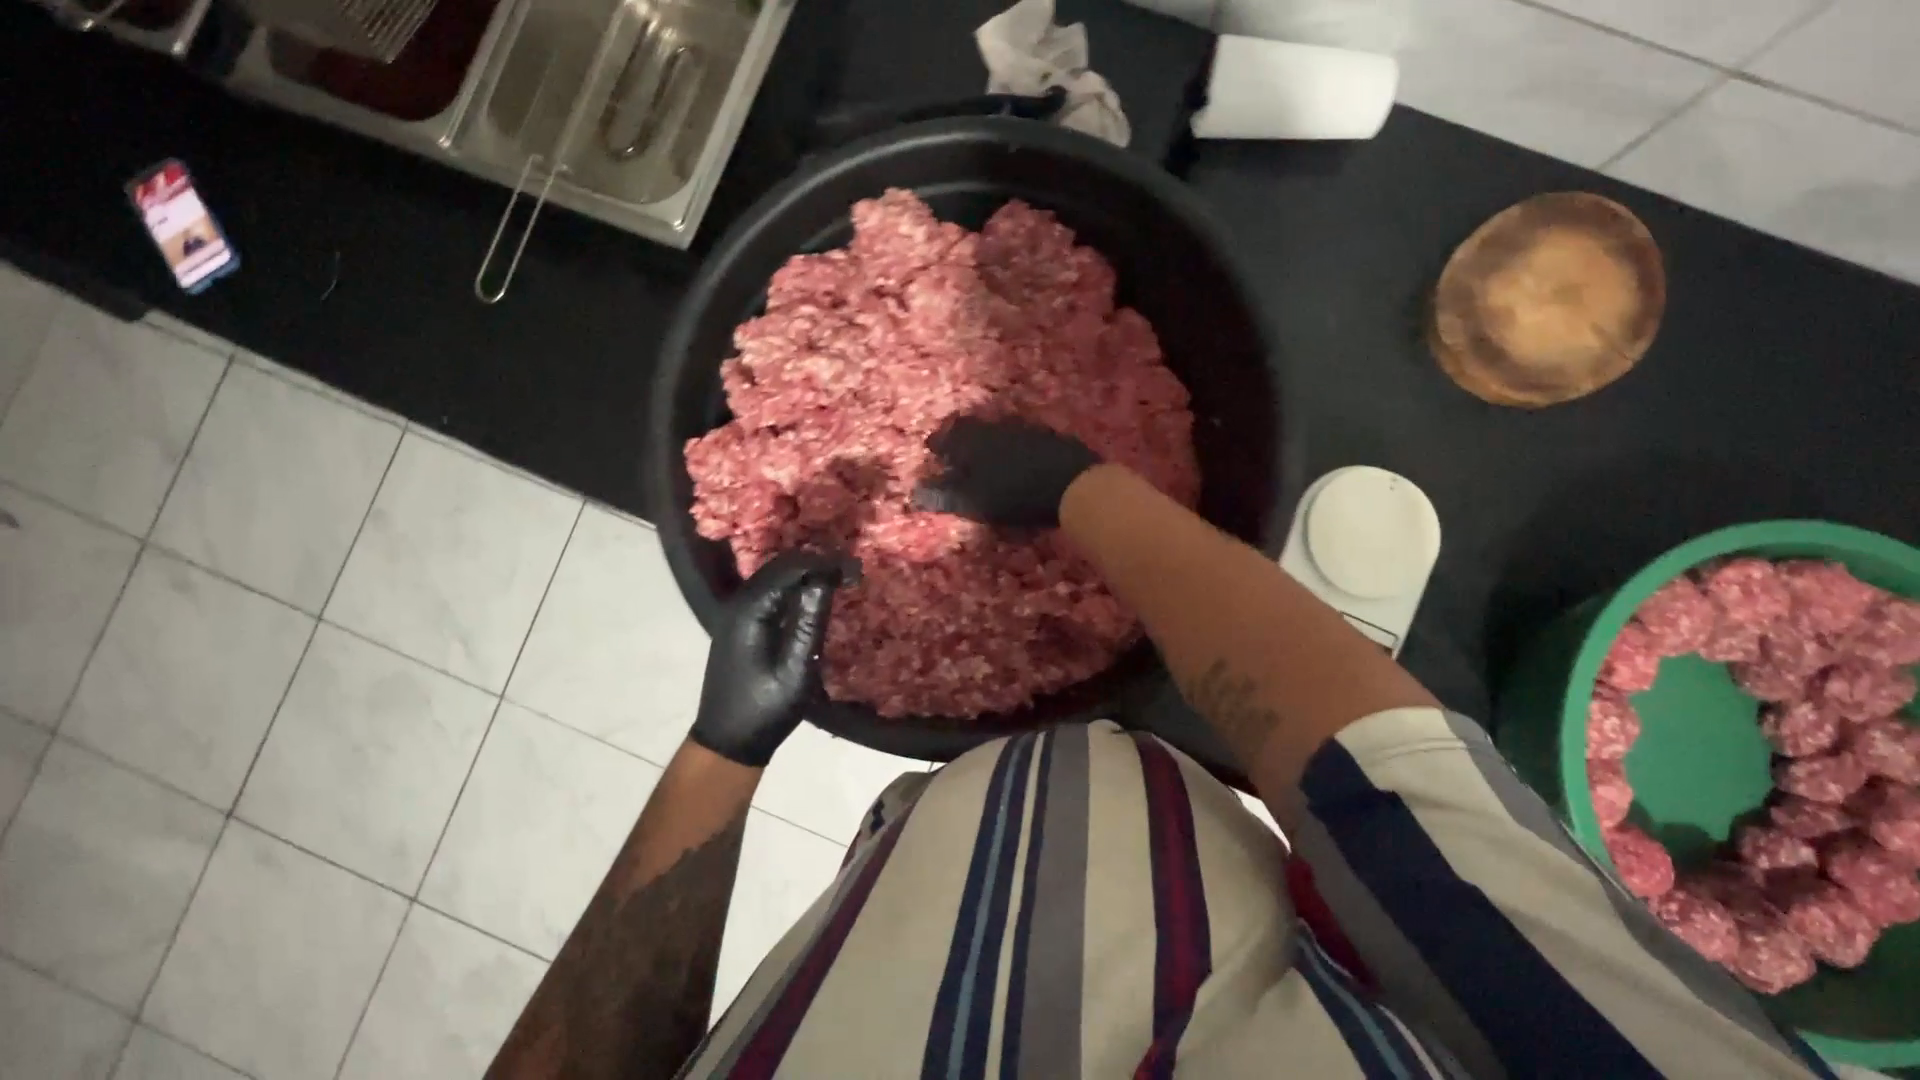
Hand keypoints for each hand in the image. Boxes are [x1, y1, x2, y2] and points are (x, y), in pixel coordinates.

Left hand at [690, 550, 856, 766]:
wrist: (728, 740)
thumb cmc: (766, 711)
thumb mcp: (796, 670)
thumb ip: (810, 623)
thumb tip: (825, 579)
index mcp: (750, 611)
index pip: (791, 568)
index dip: (825, 563)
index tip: (856, 569)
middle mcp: (738, 603)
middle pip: (780, 566)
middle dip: (817, 563)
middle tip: (852, 573)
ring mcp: (735, 613)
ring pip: (774, 576)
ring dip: (806, 573)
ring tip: (839, 581)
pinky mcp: (739, 623)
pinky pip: (769, 591)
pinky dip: (794, 586)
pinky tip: (814, 596)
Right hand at [912, 416, 1101, 527]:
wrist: (1073, 485)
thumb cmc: (1015, 495)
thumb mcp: (975, 500)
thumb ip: (945, 496)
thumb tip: (915, 493)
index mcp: (973, 441)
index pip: (947, 436)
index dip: (938, 443)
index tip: (932, 450)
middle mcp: (995, 428)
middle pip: (972, 427)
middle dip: (961, 437)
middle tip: (956, 449)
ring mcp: (1024, 429)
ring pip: (997, 429)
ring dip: (987, 439)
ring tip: (984, 453)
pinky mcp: (1048, 437)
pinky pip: (1021, 436)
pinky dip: (1013, 445)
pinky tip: (1018, 456)